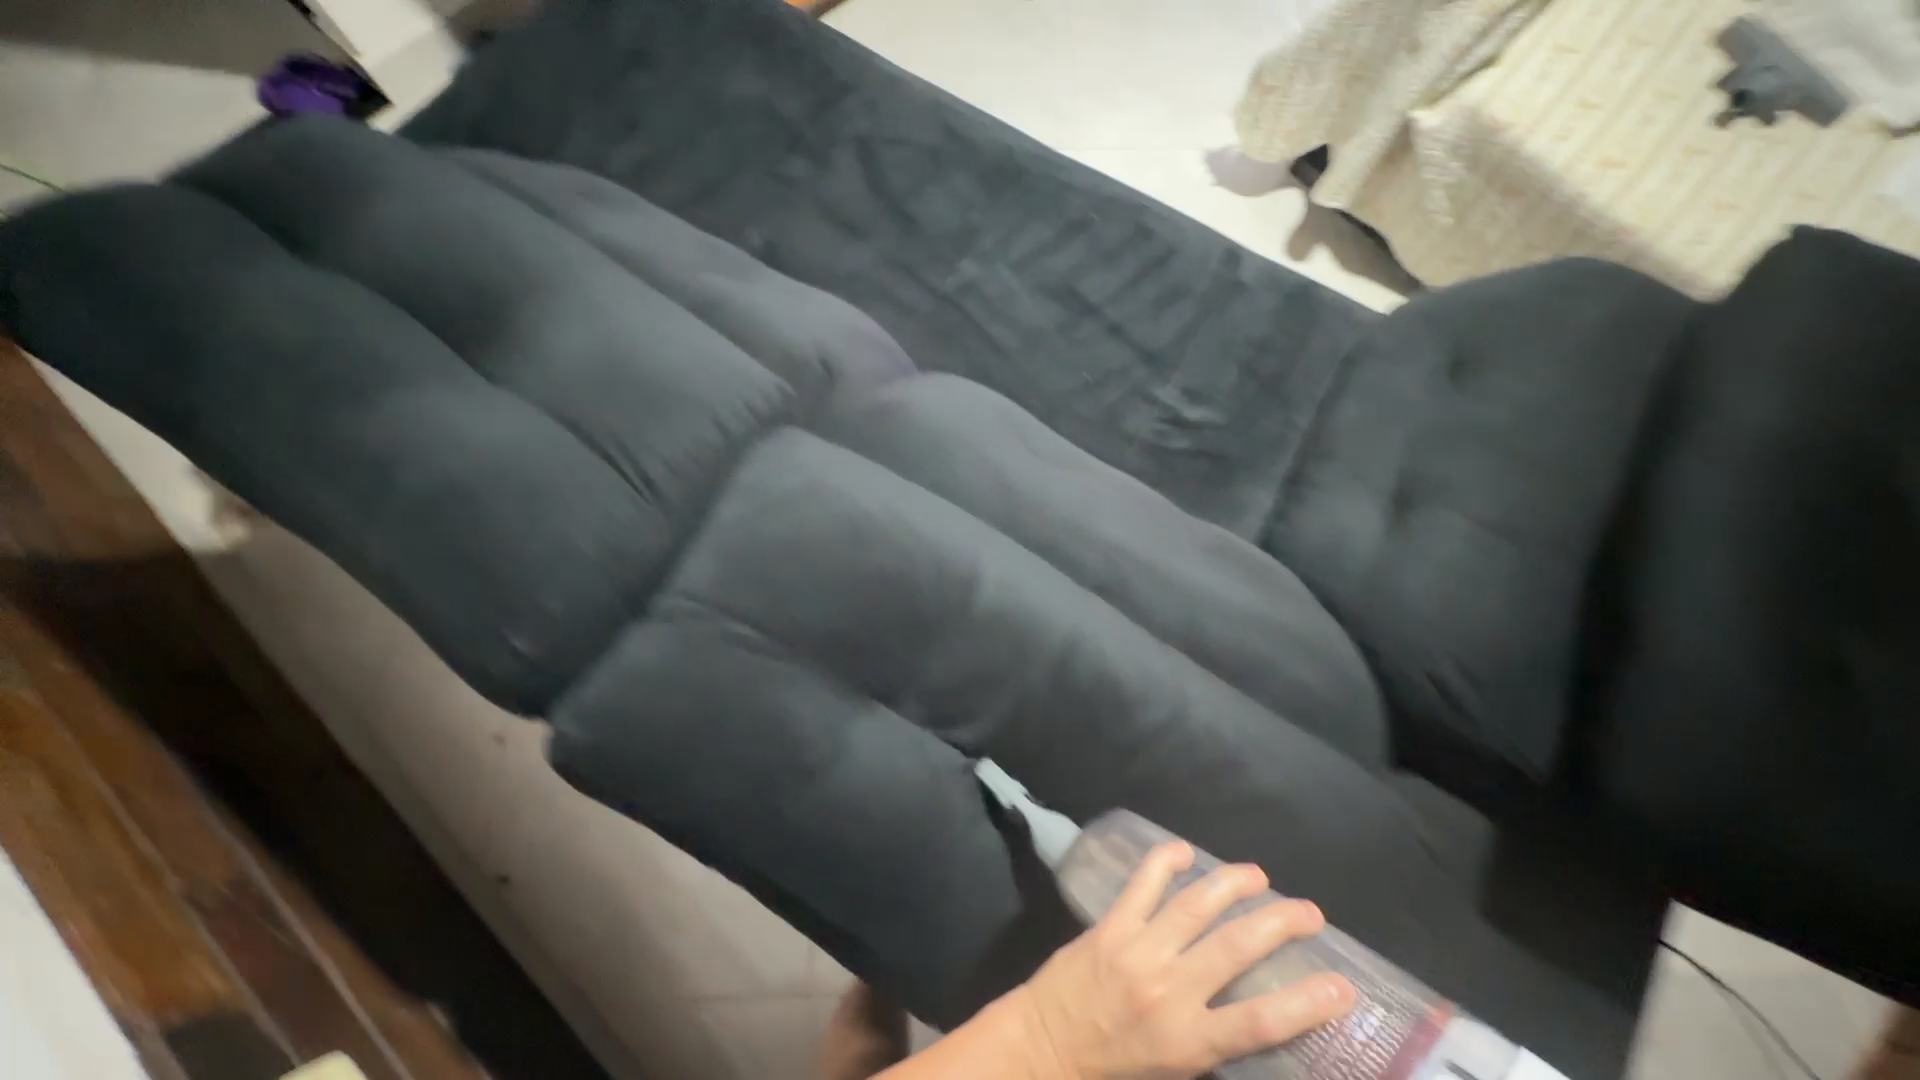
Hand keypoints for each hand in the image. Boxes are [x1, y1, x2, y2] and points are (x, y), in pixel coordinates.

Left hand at [1010, 843, 1355, 1079]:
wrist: (1046, 1045)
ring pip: (1195, 907)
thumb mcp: (1175, 1068)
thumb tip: (1256, 1011)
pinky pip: (1141, 885)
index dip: (1306, 1003)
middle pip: (1236, 949)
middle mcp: (1169, 991)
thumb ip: (1213, 1039)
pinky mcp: (1110, 926)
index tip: (1341, 986)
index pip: (1260, 1022)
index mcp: (1189, 1040)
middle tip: (1310, 911)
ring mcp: (1139, 951)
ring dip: (1232, 885)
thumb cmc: (1114, 1065)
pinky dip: (1164, 862)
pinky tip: (1185, 850)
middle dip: (1279, 924)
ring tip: (1259, 875)